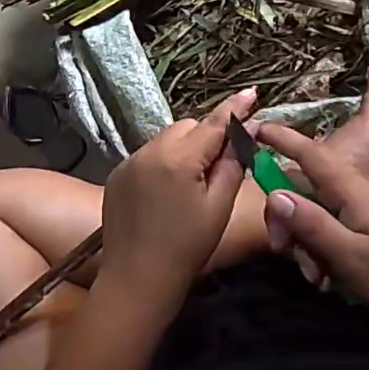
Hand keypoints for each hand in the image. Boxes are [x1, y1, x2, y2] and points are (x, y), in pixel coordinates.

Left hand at [97, 91, 252, 304]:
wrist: (137, 277)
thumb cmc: (187, 247)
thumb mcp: (219, 206)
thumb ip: (232, 164)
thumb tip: (244, 132)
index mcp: (179, 158)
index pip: (213, 123)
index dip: (234, 108)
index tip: (251, 92)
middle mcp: (150, 151)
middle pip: (187, 127)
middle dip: (205, 137)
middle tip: (219, 165)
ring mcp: (129, 161)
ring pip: (166, 139)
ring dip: (183, 149)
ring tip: (191, 182)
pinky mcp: (117, 173)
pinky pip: (147, 155)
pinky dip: (162, 162)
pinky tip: (166, 192)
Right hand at [253, 122, 368, 323]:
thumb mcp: (347, 254)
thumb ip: (310, 223)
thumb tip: (275, 193)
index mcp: (351, 189)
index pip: (311, 153)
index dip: (283, 138)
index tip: (257, 127)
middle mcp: (352, 191)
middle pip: (301, 187)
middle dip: (283, 215)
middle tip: (281, 247)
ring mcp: (355, 207)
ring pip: (308, 209)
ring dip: (299, 238)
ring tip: (313, 274)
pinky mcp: (356, 223)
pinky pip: (320, 224)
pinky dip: (313, 246)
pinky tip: (322, 274)